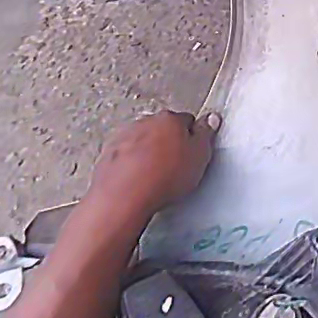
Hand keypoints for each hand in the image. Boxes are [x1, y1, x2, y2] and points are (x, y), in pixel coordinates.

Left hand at [85, 111, 218, 222]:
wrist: (123, 198)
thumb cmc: (163, 176)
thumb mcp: (200, 156)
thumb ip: (206, 133)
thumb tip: (211, 119)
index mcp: (170, 119)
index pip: (188, 120)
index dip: (193, 137)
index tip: (195, 151)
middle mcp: (145, 123)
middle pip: (163, 129)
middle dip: (170, 143)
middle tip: (178, 165)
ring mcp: (123, 138)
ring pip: (143, 142)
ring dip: (149, 153)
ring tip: (158, 177)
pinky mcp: (107, 156)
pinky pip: (126, 157)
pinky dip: (132, 165)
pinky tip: (139, 182)